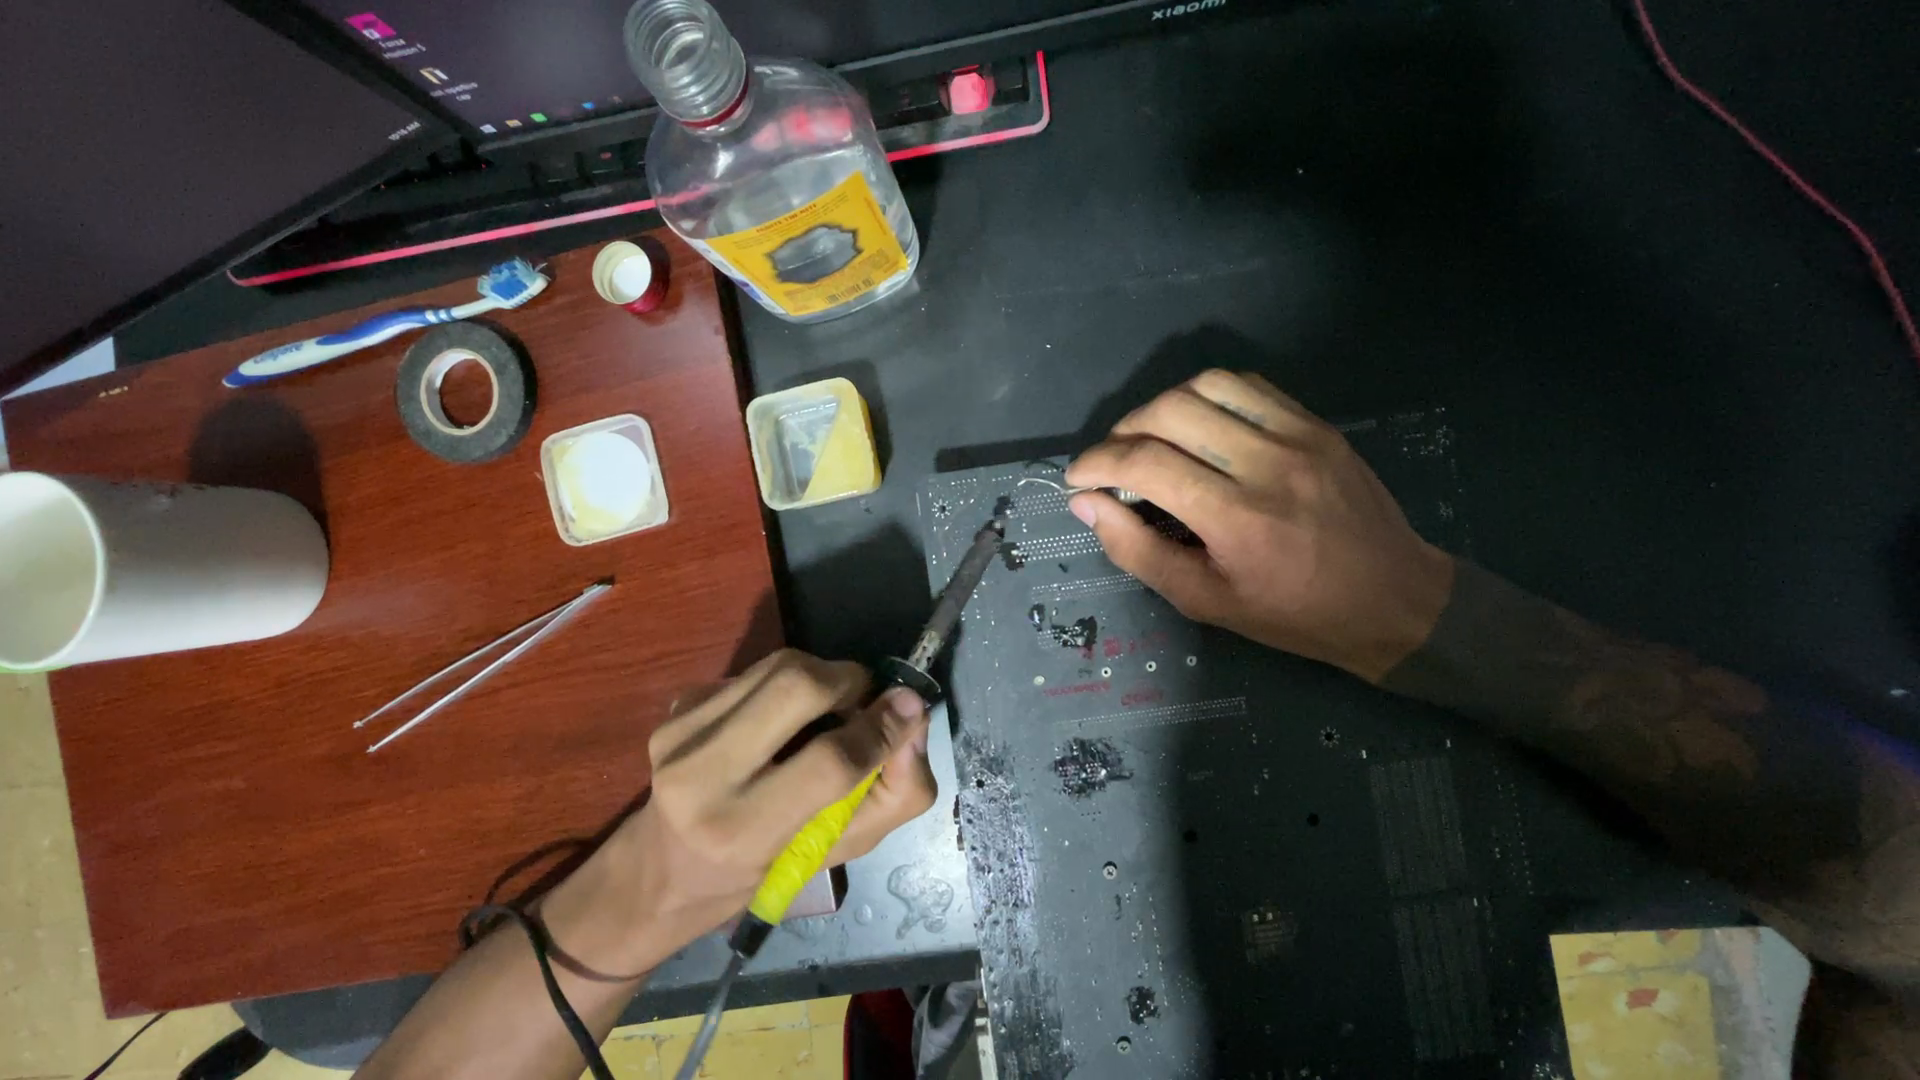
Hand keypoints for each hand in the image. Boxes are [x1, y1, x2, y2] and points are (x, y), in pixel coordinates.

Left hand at [551, 650, 934, 972]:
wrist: (670, 863)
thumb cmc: (767, 867)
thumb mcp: (843, 850)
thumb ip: (896, 792)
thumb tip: (914, 717)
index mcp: (745, 832)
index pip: (830, 762)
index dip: (880, 729)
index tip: (909, 709)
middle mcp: (702, 776)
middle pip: (797, 687)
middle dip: (849, 680)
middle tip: (865, 699)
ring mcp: (681, 733)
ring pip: (778, 666)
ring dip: (821, 675)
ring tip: (828, 707)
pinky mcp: (677, 705)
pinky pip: (754, 671)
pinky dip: (785, 682)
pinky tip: (781, 717)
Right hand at [1065, 370, 1455, 682]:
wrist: (1392, 599)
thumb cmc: (1292, 613)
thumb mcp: (1205, 601)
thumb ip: (1138, 550)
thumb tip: (1088, 504)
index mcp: (1236, 519)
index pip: (1145, 462)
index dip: (1097, 462)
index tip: (1078, 476)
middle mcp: (1266, 464)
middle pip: (1169, 412)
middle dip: (1122, 431)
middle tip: (1112, 461)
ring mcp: (1297, 436)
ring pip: (1206, 386)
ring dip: (1162, 406)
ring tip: (1151, 437)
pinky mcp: (1316, 424)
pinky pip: (1247, 386)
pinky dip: (1207, 396)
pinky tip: (1199, 425)